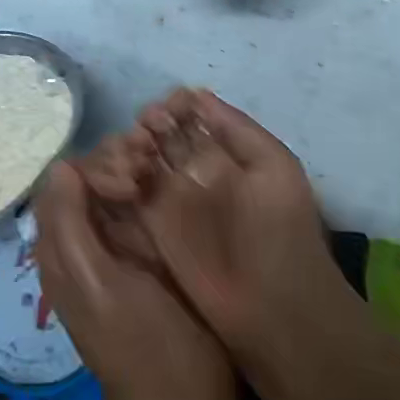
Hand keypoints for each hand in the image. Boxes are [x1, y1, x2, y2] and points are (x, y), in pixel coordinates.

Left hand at [33, 160, 235, 399]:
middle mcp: (85, 240)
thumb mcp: (97, 286)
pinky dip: (152, 187)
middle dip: (117, 165)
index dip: (94, 170)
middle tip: (148, 178)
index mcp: (64, 247)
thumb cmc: (143, 344)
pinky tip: (169, 187)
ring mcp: (118, 245)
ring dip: (136, 170)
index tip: (129, 183)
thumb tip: (60, 167)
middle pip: (90, 178)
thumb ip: (70, 227)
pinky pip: (141, 204)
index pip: (63, 182)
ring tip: (160, 177)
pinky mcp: (149, 251)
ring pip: (117, 184)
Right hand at [129, 89, 338, 352]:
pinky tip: (124, 180)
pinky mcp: (148, 226)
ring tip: (136, 160)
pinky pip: (124, 193)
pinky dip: (117, 180)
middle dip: (148, 126)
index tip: (166, 110)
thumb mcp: (275, 168)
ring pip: (137, 158)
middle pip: (157, 133)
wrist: (273, 306)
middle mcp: (192, 170)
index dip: (173, 107)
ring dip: (130, 151)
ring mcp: (168, 198)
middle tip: (146, 136)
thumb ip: (236, 129)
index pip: (186, 116)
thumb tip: (196, 94)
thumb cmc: (282, 232)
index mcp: (223, 152)